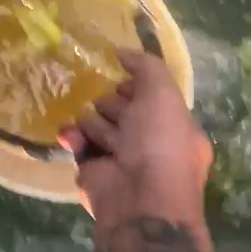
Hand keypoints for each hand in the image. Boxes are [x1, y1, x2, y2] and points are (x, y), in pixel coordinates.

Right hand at [60, 49, 210, 225]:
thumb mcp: (162, 96)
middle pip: (119, 107)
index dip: (134, 88)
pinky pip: (77, 142)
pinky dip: (74, 138)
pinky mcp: (95, 169)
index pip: (148, 97)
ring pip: (94, 122)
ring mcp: (123, 159)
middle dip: (109, 105)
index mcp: (176, 130)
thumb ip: (146, 67)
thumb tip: (122, 52)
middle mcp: (152, 145)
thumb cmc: (158, 145)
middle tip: (111, 112)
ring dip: (91, 123)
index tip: (125, 88)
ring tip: (94, 131)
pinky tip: (76, 140)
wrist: (140, 199)